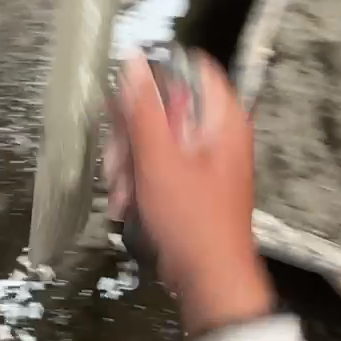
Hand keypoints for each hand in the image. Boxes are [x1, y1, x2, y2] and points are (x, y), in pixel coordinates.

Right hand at [110, 53, 274, 335]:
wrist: (208, 277)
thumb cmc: (193, 223)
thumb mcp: (158, 161)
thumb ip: (143, 109)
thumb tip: (133, 63)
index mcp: (221, 119)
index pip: (190, 69)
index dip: (154, 78)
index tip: (126, 98)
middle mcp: (215, 133)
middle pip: (163, 106)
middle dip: (130, 133)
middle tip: (118, 159)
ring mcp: (202, 158)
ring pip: (152, 137)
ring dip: (127, 161)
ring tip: (122, 191)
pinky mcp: (188, 181)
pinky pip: (154, 164)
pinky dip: (137, 179)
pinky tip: (127, 201)